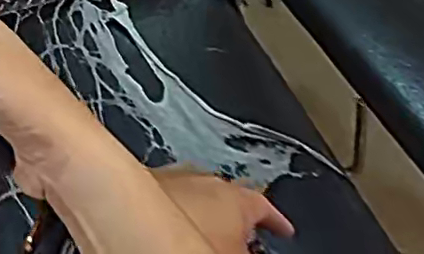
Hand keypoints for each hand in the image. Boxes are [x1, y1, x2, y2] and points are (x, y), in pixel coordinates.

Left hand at [152, 169, 293, 252]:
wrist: (139, 220)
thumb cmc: (191, 239)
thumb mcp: (238, 253)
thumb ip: (248, 249)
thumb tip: (247, 247)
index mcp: (235, 197)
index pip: (264, 206)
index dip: (276, 221)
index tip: (284, 229)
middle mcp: (205, 179)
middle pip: (230, 197)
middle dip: (237, 217)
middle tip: (246, 238)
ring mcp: (175, 176)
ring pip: (199, 195)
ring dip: (206, 213)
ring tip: (210, 236)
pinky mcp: (147, 181)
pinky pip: (173, 197)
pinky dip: (181, 211)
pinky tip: (177, 229)